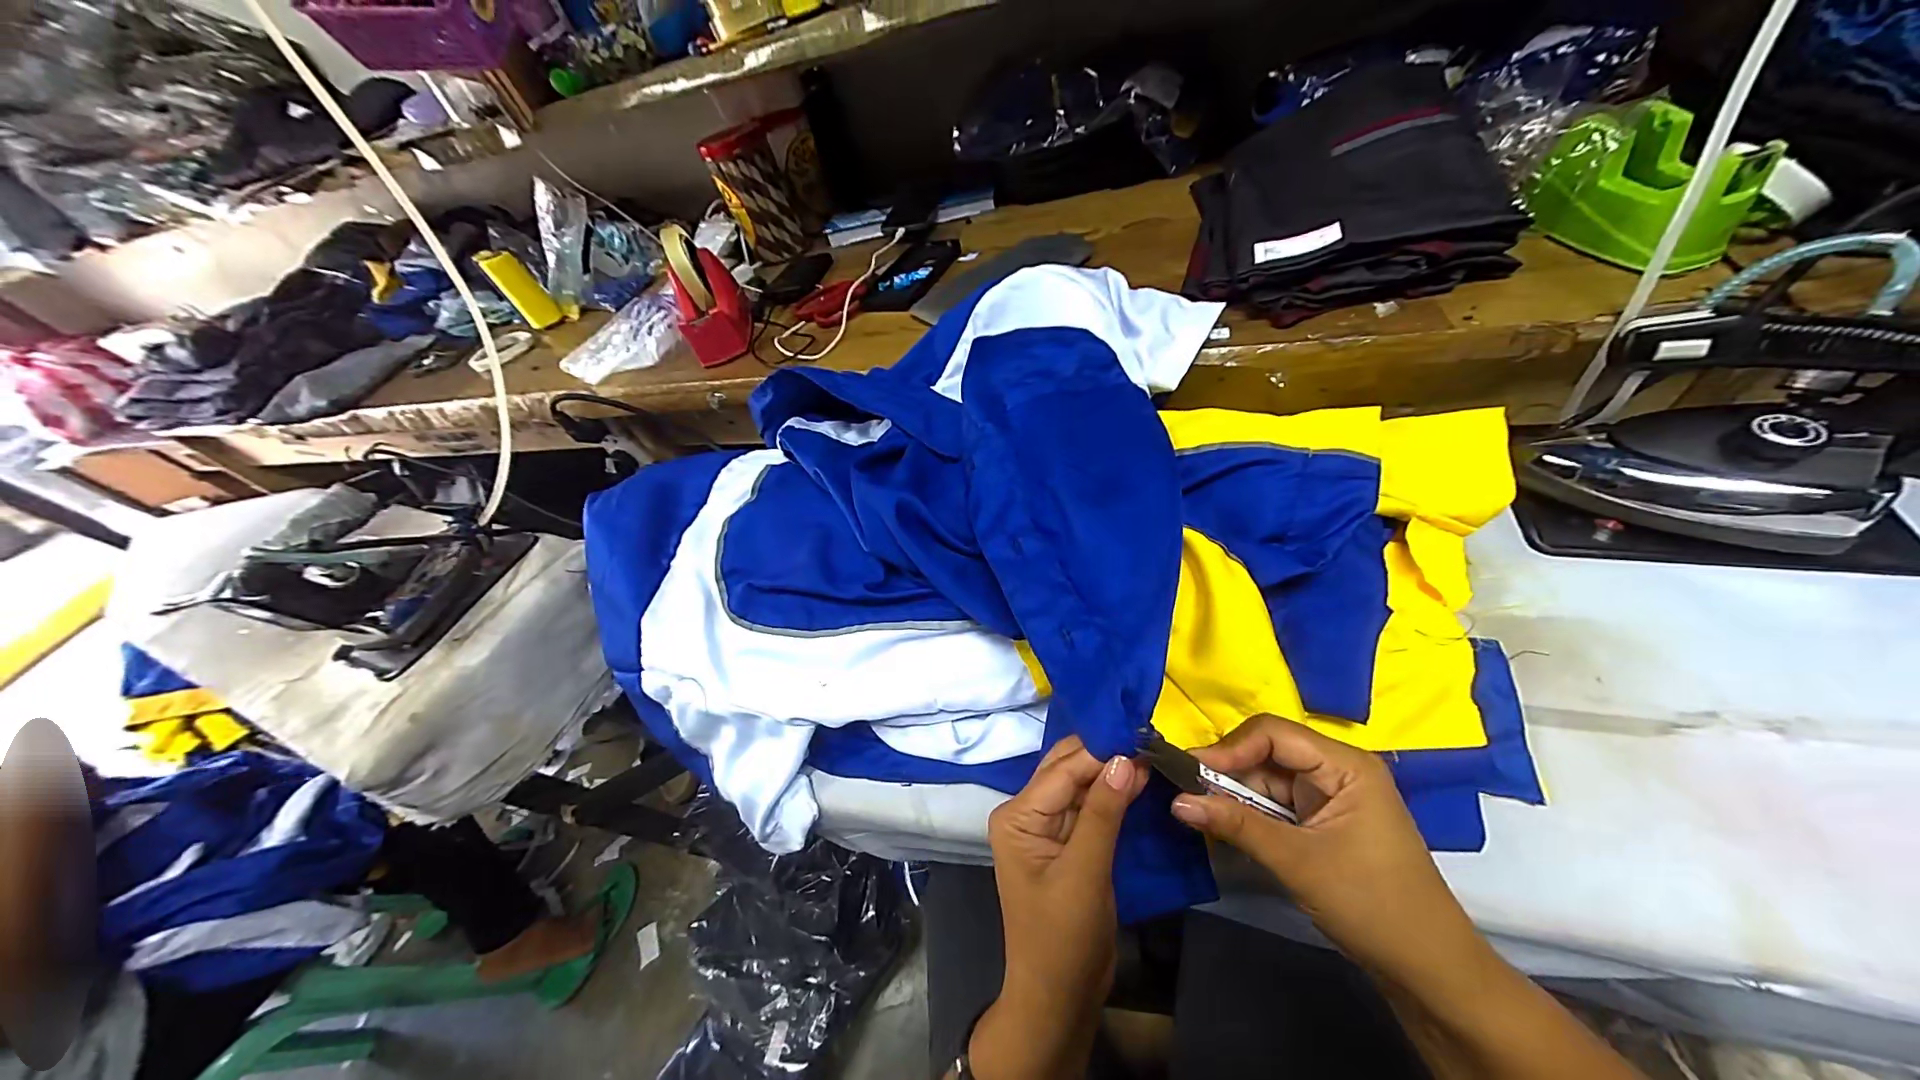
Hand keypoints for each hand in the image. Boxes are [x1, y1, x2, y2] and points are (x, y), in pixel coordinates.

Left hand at [966, 737, 1146, 1079]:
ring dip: (1111, 770)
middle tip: (1149, 737)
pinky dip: (1112, 794)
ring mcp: (1047, 827)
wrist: (1058, 996)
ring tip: (1151, 751)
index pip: (1062, 769)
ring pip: (1080, 784)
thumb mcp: (1084, 873)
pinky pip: (1090, 806)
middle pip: (1067, 769)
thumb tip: (1126, 758)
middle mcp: (1027, 812)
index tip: (1142, 732)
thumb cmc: (1063, 937)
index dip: (1101, 750)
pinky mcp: (1067, 842)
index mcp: (1018, 815)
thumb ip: (1103, 813)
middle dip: (1105, 753)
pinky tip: (1140, 781)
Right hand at [1168, 715, 1486, 992]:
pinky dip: (1248, 814)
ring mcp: (1330, 797)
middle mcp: (1337, 770)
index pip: (1273, 734)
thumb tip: (1177, 801)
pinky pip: (1274, 804)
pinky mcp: (1321, 821)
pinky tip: (1222, 824)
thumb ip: (1236, 825)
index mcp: (1346, 765)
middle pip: (1266, 754)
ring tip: (1195, 809)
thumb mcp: (1298, 862)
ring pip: (1266, 780)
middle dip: (1227, 772)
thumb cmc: (1373, 905)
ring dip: (1233, 795)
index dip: (1229, 748)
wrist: (1429, 971)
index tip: (1189, 771)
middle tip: (1184, 792)